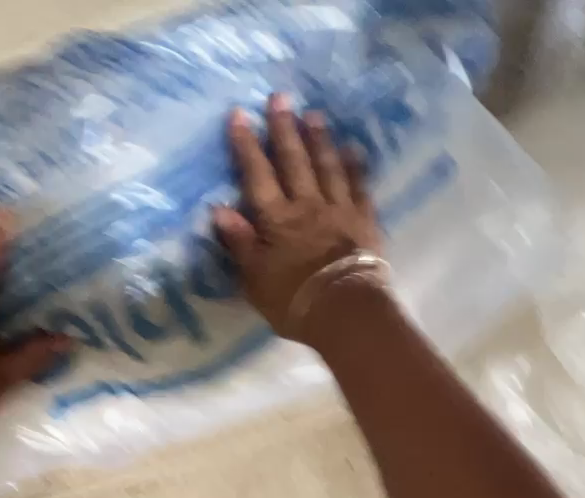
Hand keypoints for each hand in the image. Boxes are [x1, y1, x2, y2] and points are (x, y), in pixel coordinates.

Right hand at [214, 94, 382, 344]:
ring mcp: (339, 209)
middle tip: (280, 98)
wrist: (346, 311)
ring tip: (313, 115)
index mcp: (276, 220)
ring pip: (327, 166)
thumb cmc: (293, 301)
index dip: (247, 145)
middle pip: (294, 161)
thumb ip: (240, 242)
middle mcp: (307, 205)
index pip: (257, 176)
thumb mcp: (255, 278)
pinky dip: (355, 166)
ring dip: (319, 139)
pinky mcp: (364, 221)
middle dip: (284, 129)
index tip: (239, 114)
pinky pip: (359, 186)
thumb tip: (219, 209)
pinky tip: (352, 150)